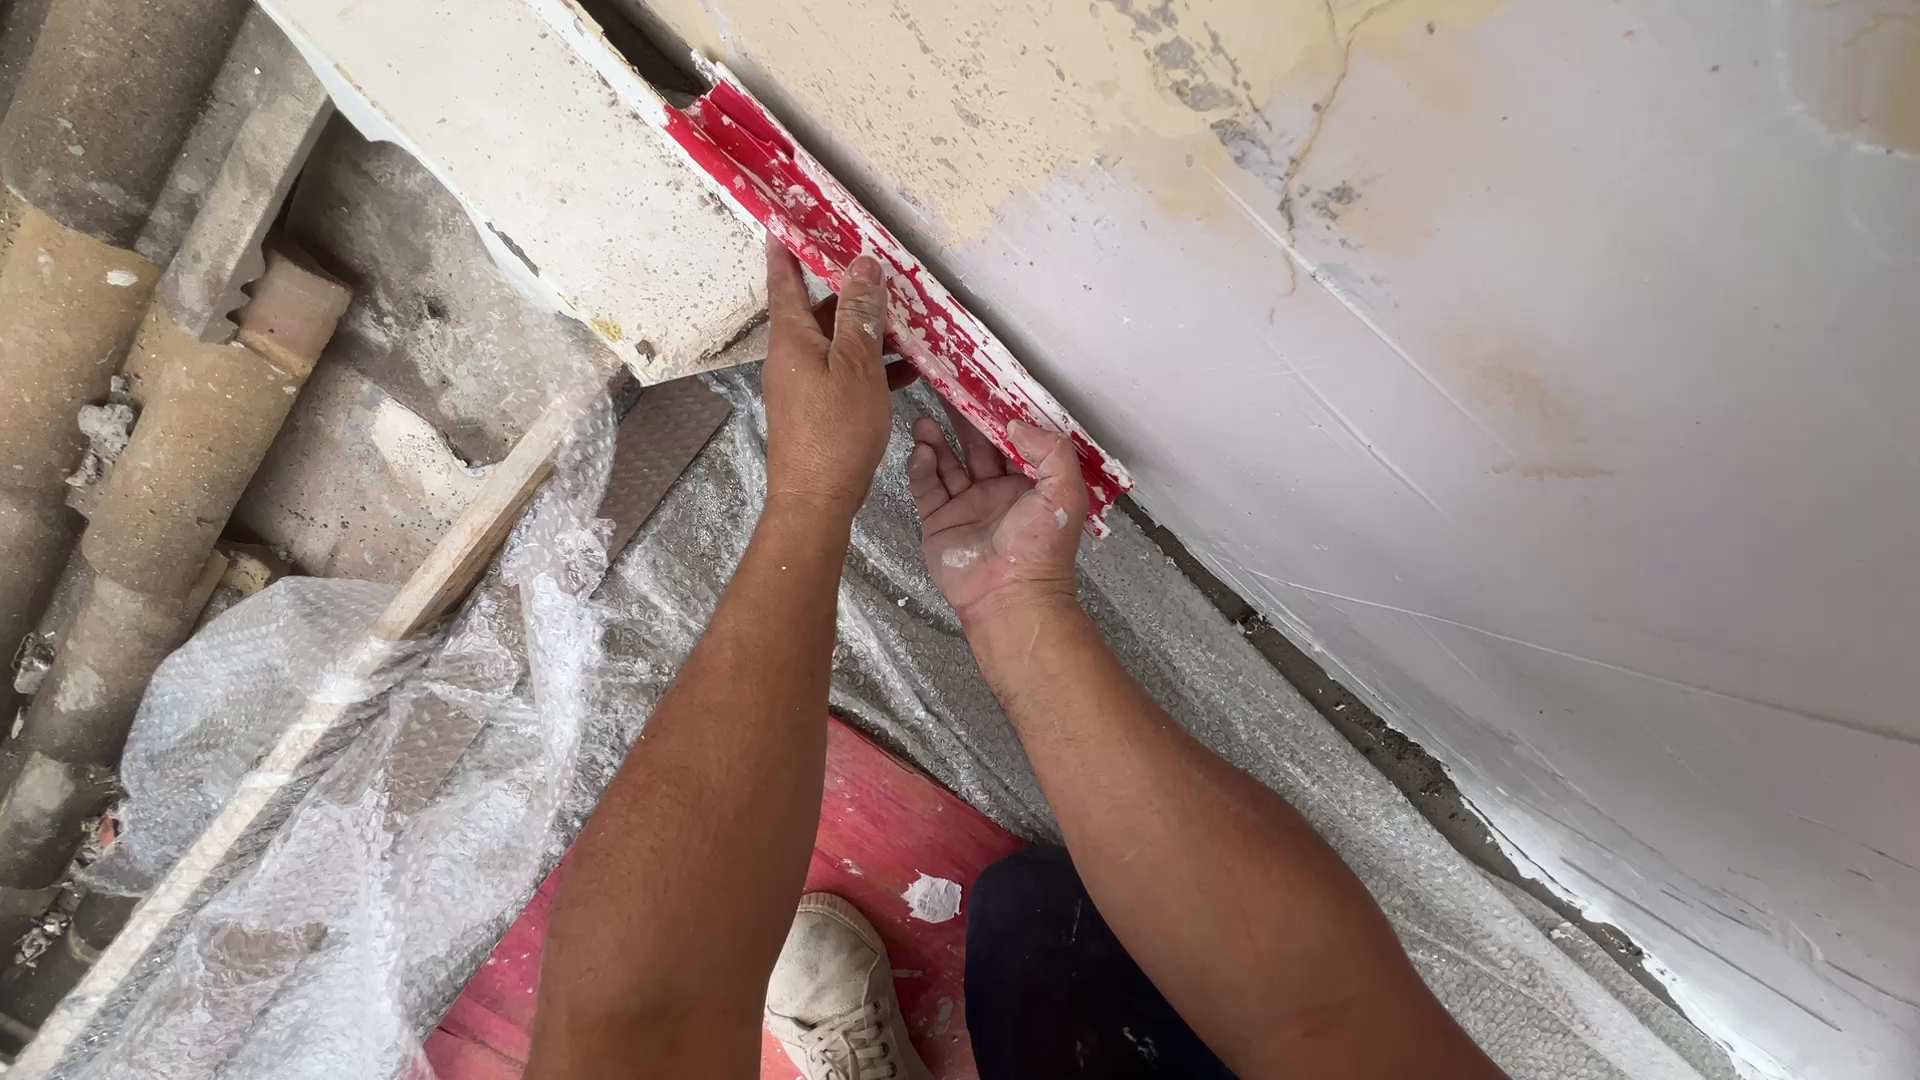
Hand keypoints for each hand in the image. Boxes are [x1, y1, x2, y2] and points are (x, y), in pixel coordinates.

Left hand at [762, 241, 895, 516]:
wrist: (817, 498)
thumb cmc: (835, 431)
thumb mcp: (855, 367)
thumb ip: (859, 316)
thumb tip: (862, 266)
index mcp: (793, 338)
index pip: (785, 280)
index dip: (785, 248)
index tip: (784, 219)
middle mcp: (794, 356)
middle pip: (821, 310)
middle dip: (851, 291)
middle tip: (883, 271)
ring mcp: (807, 383)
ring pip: (840, 343)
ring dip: (871, 332)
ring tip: (910, 321)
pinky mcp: (822, 408)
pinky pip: (848, 374)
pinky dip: (873, 367)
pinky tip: (908, 370)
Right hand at [908, 407, 1087, 622]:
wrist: (1009, 597)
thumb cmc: (1040, 548)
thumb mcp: (1063, 492)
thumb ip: (1050, 451)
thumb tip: (1016, 425)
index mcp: (1028, 483)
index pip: (1011, 440)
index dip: (997, 415)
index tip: (982, 388)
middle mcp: (996, 491)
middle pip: (975, 445)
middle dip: (961, 419)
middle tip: (945, 391)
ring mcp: (966, 506)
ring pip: (948, 464)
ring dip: (936, 440)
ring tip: (924, 419)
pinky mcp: (940, 521)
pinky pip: (927, 488)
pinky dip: (921, 467)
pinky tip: (921, 450)